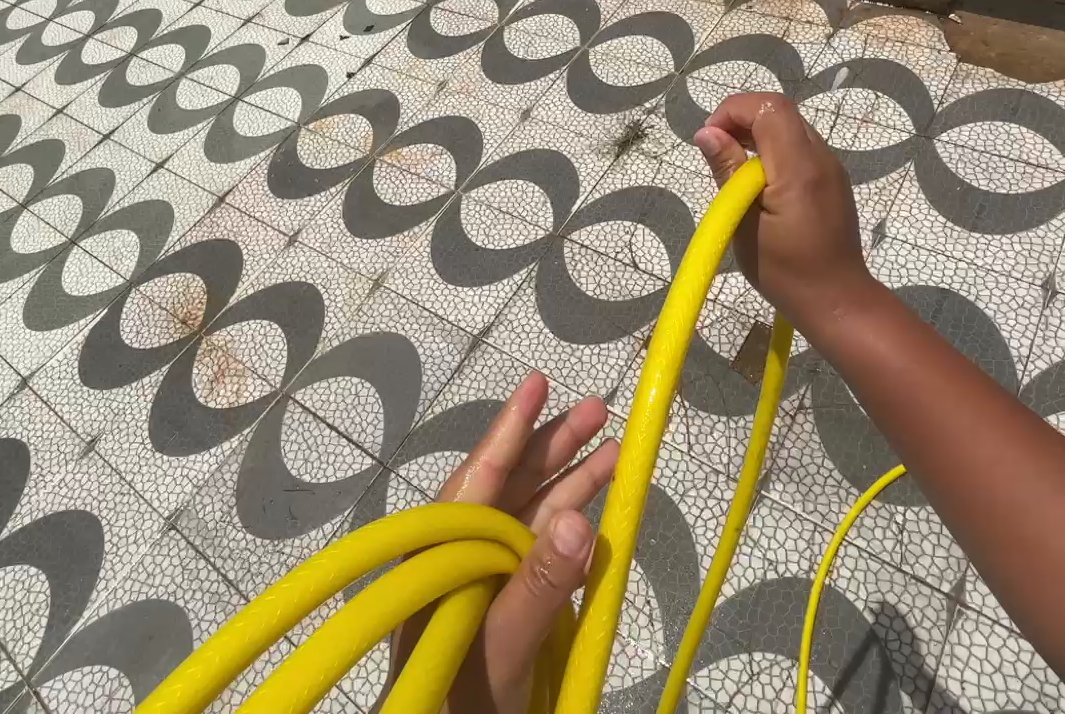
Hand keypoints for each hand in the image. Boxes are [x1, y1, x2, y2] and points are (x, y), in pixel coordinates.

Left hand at [391, 372, 619, 713]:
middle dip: (556, 445)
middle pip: (515, 482)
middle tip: (601, 410)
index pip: (482, 472)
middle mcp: (467, 548)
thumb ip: (539, 584)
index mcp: (447, 547)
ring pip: (535, 510)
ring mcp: (491, 573)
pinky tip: (600, 503)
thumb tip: (582, 518)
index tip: (537, 381)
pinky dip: (574, 522)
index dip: (512, 425)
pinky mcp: (513, 597)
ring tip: (617, 449)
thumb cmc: (462, 700)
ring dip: (574, 479)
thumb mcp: (503, 644)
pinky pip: (545, 547)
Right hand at [692, 92, 878, 330]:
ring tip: (731, 165)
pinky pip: (799, 146)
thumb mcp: (744, 224)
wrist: (836, 299)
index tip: (708, 138)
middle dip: (741, 118)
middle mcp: (821, 158)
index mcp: (799, 168)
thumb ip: (728, 172)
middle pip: (781, 110)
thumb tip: (706, 133)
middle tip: (715, 149)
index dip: (733, 110)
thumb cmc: (784, 270)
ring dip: (756, 133)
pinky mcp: (832, 179)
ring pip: (791, 126)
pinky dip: (772, 148)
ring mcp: (831, 167)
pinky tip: (756, 181)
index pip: (769, 108)